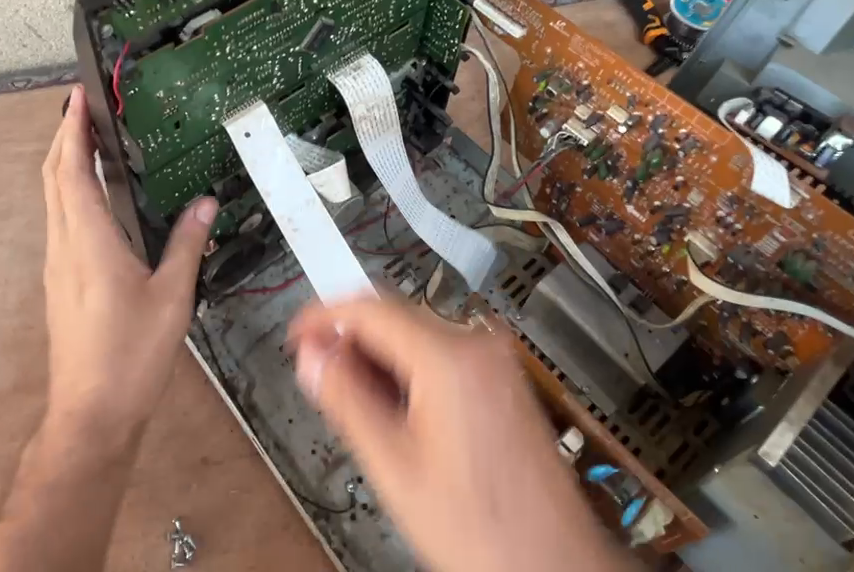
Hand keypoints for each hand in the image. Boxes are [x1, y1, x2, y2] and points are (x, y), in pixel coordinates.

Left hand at [40, 84, 216, 447]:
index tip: (77, 96)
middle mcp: (64, 245)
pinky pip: (60, 219)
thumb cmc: (131, 354)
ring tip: (88, 139)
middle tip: (81, 106)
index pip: (70, 170)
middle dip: (63, 136)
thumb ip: (186, 244)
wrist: (91, 411)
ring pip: (52, 199)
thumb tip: (204, 203)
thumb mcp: (171, 296)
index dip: (71, 129)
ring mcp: (57, 264)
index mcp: (89, 241)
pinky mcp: (60, 281)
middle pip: (52, 177)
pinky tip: (94, 195)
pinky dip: (70, 191)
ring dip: (64, 162)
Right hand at [290, 297, 632, 571]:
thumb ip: (346, 399)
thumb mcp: (393, 466)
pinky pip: (442, 354)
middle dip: (350, 339)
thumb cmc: (486, 530)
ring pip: (417, 334)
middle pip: (395, 315)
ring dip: (378, 356)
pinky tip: (393, 408)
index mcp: (451, 358)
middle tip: (317, 369)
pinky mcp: (503, 380)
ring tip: (352, 400)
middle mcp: (479, 347)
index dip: (325, 315)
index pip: (370, 307)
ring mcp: (496, 362)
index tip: (299, 332)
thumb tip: (312, 357)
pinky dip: (409, 369)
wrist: (554, 567)